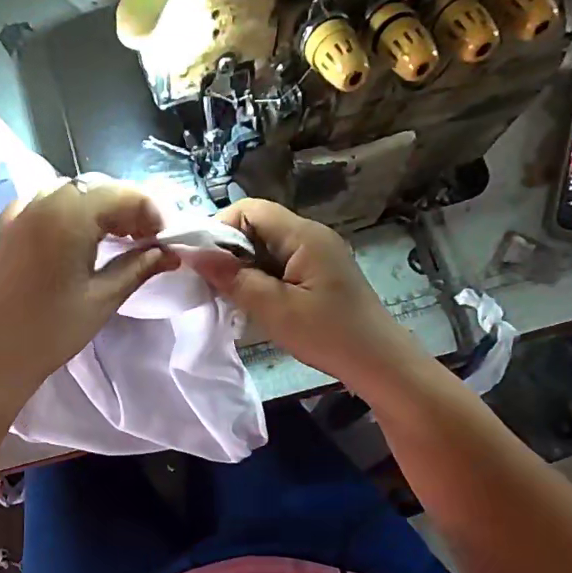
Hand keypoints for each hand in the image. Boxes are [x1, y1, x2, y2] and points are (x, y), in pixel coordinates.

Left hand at [0, 180, 178, 395]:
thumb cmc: (52, 330)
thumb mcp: (104, 298)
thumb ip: (139, 267)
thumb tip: (171, 253)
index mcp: (68, 215)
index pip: (122, 194)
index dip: (150, 211)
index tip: (164, 239)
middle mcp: (42, 202)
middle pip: (97, 188)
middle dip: (127, 208)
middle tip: (146, 241)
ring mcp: (20, 212)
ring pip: (71, 192)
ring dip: (99, 208)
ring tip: (116, 240)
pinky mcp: (7, 227)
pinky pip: (44, 204)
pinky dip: (68, 212)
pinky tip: (76, 238)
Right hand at [192, 198, 426, 395]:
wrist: (379, 363)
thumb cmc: (328, 335)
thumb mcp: (274, 309)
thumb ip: (233, 278)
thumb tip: (192, 253)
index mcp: (303, 235)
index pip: (249, 210)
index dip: (219, 229)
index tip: (203, 263)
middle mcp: (310, 236)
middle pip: (256, 226)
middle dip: (229, 251)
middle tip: (213, 285)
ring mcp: (316, 255)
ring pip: (265, 248)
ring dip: (243, 268)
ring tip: (230, 297)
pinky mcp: (318, 274)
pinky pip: (279, 264)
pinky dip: (260, 279)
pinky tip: (254, 303)